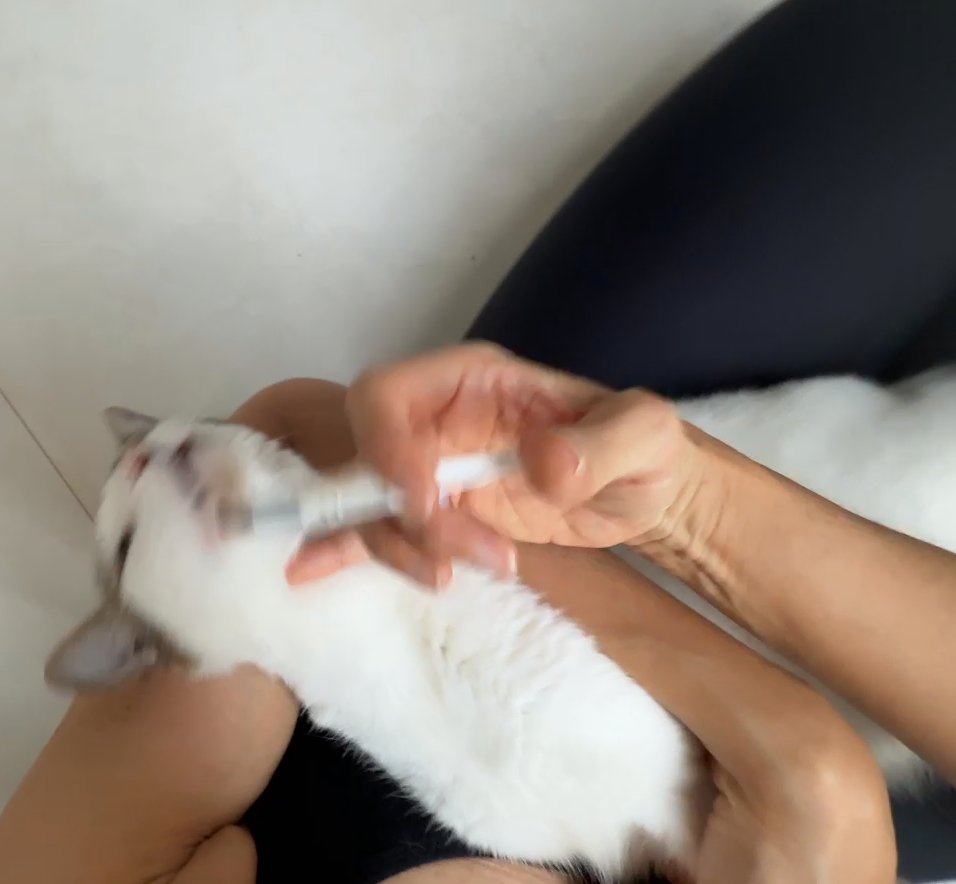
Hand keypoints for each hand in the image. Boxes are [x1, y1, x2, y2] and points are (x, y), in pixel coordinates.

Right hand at [287, 343, 705, 586]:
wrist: (638, 498)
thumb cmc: (640, 453)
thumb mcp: (647, 435)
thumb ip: (605, 440)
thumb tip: (545, 467)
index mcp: (466, 380)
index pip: (386, 392)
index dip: (383, 442)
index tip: (425, 499)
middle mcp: (430, 421)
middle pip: (365, 454)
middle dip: (396, 510)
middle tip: (456, 552)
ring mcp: (424, 470)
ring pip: (367, 504)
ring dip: (398, 545)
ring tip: (465, 573)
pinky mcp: (429, 516)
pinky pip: (372, 528)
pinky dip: (340, 550)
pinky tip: (308, 571)